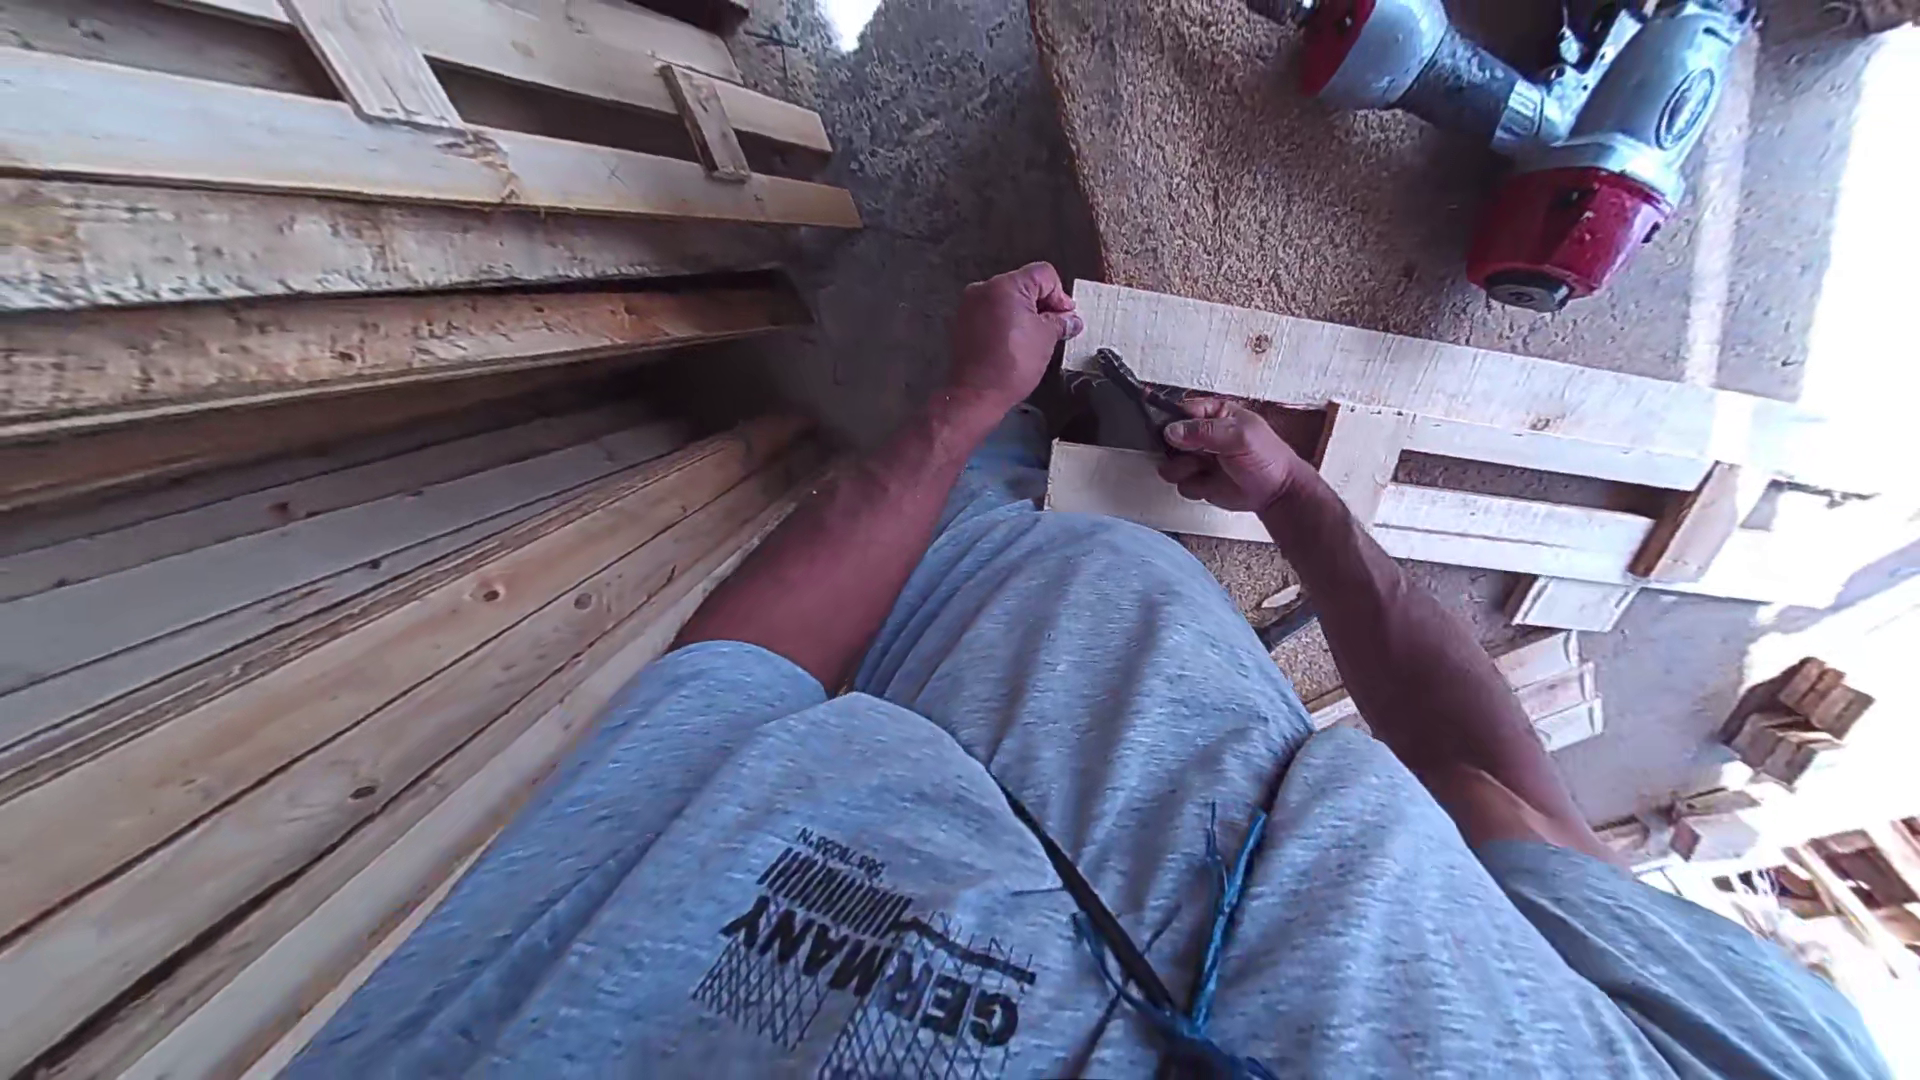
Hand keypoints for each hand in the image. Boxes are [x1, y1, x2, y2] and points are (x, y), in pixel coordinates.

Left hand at [945, 262, 1084, 416]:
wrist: (976, 395)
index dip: (1060, 295)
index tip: (1066, 319)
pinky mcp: (962, 325)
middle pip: (1023, 285)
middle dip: (1042, 305)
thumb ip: (1060, 323)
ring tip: (1034, 340)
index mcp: (1005, 285)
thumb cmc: (1011, 366)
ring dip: (1023, 315)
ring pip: (1006, 301)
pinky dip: (1005, 324)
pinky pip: (990, 315)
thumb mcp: (1045, 339)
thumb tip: (1071, 320)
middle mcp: (983, 289)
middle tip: (1054, 329)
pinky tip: (1013, 345)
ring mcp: (969, 307)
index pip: (1043, 274)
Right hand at [1157, 398, 1308, 512]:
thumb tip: (1172, 430)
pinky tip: (1209, 482)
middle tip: (1195, 453)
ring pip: (1168, 462)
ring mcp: (1196, 458)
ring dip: (1182, 469)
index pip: (1179, 411)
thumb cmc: (1268, 458)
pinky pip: (1178, 483)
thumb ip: (1204, 430)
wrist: (1275, 492)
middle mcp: (1201, 435)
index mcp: (1214, 414)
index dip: (1170, 421)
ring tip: (1204, 468)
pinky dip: (1191, 485)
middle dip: (1175, 449)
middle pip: (1167, 438)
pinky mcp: (1195, 479)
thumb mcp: (1240, 436)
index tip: (1171, 434)